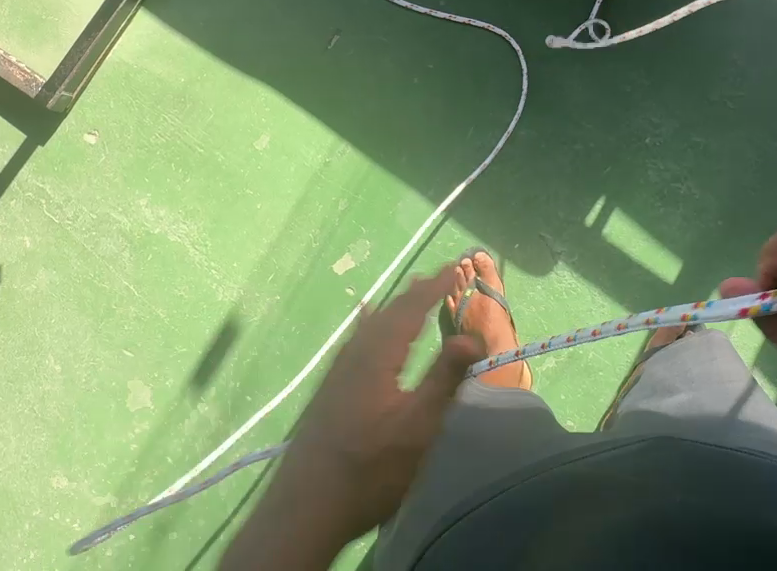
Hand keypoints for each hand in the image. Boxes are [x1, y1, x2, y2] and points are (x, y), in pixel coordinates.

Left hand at [224, 271, 482, 569]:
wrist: (304, 510)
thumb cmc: (370, 469)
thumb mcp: (418, 427)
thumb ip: (445, 378)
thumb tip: (472, 336)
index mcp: (378, 356)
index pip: (410, 309)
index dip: (434, 288)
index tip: (455, 267)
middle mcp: (355, 354)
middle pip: (389, 313)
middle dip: (416, 294)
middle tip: (439, 277)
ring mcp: (338, 373)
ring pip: (371, 327)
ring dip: (396, 308)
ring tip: (411, 294)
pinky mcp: (330, 391)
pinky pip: (357, 340)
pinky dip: (372, 325)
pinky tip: (365, 325)